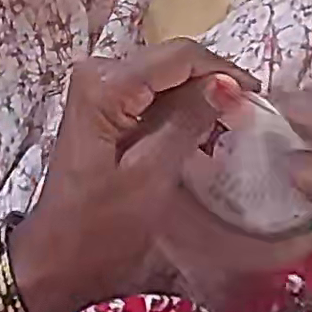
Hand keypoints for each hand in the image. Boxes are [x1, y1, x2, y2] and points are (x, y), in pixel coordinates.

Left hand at [11, 41, 256, 311]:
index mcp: (107, 83)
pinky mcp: (103, 99)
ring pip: (165, 73)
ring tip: (229, 123)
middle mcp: (99, 69)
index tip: (255, 96)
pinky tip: (199, 128)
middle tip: (246, 112)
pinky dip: (179, 104)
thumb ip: (189, 120)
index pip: (179, 56)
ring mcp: (98, 82)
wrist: (56, 255)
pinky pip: (152, 89)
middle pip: (172, 60)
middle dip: (212, 81)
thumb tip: (228, 84)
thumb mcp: (152, 173)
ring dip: (199, 93)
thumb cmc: (101, 224)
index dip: (222, 70)